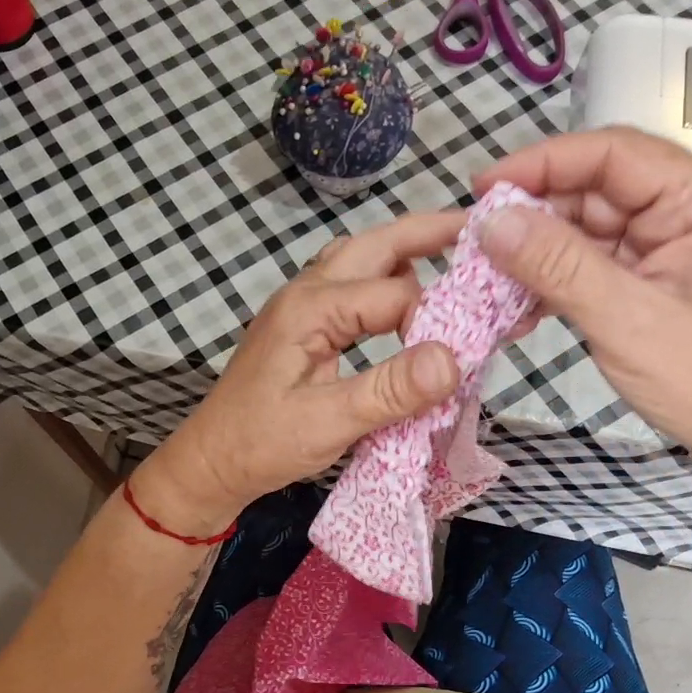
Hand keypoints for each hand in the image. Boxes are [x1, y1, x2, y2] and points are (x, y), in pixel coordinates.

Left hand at [135, 213, 466, 531]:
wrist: (211, 462)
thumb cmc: (260, 444)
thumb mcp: (328, 423)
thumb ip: (390, 391)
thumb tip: (454, 359)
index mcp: (311, 308)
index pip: (395, 293)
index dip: (436, 317)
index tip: (469, 348)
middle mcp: (305, 292)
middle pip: (375, 245)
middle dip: (428, 234)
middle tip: (480, 230)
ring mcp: (300, 305)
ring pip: (360, 260)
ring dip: (404, 255)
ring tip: (453, 257)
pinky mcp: (301, 326)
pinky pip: (349, 287)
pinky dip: (384, 283)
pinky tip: (406, 304)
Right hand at [473, 127, 691, 474]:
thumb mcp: (627, 322)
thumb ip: (558, 265)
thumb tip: (490, 220)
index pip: (617, 154)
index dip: (545, 162)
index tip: (482, 188)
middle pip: (599, 189)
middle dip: (535, 215)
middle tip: (475, 243)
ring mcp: (674, 246)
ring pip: (590, 228)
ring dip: (539, 254)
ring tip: (490, 281)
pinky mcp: (656, 279)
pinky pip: (594, 263)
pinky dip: (555, 280)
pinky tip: (520, 304)